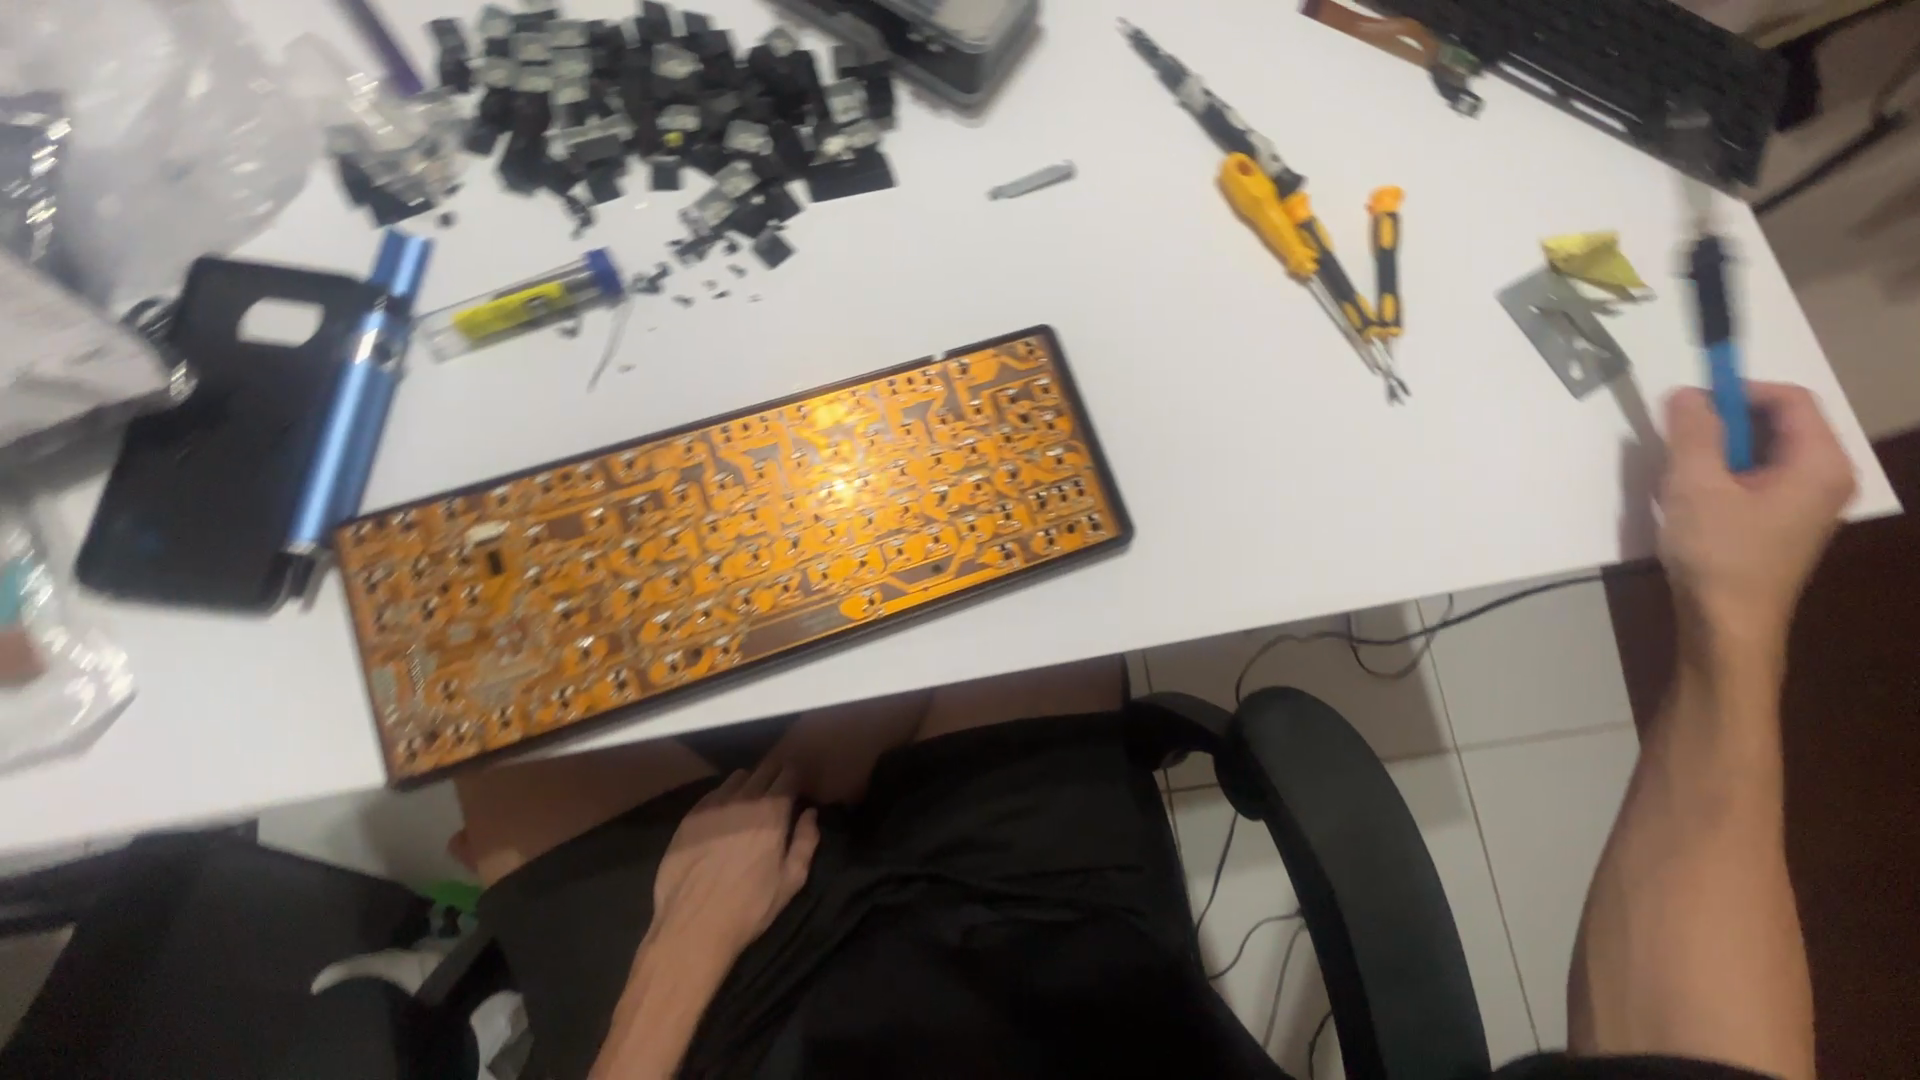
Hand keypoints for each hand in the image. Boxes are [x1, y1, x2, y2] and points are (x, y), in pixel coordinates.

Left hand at [650, 758, 820, 961]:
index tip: (798, 784)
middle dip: (775, 774)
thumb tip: (810, 813)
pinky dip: (724, 796)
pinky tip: (724, 814)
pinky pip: (713, 792)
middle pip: (764, 770)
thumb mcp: (791, 881)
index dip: (796, 776)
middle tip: (778, 789)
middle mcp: (743, 799)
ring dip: (750, 783)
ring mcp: (713, 806)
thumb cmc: (749, 908)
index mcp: (772, 813)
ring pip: (738, 777)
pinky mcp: (689, 817)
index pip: (789, 775)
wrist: (692, 927)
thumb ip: (806, 841)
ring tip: (750, 800)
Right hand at [1658, 383, 1854, 663]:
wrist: (1726, 621)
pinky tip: (1690, 500)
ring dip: (1714, 453)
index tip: (1688, 402)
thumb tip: (1686, 392)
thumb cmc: (1718, 553)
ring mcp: (1805, 501)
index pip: (1790, 400)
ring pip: (1759, 452)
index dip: (1739, 390)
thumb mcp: (1695, 487)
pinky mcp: (1781, 520)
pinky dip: (1719, 476)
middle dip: (1722, 425)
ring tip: (1678, 477)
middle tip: (1676, 443)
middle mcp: (1824, 476)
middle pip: (1776, 424)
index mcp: (1819, 463)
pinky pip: (1753, 477)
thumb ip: (1693, 434)